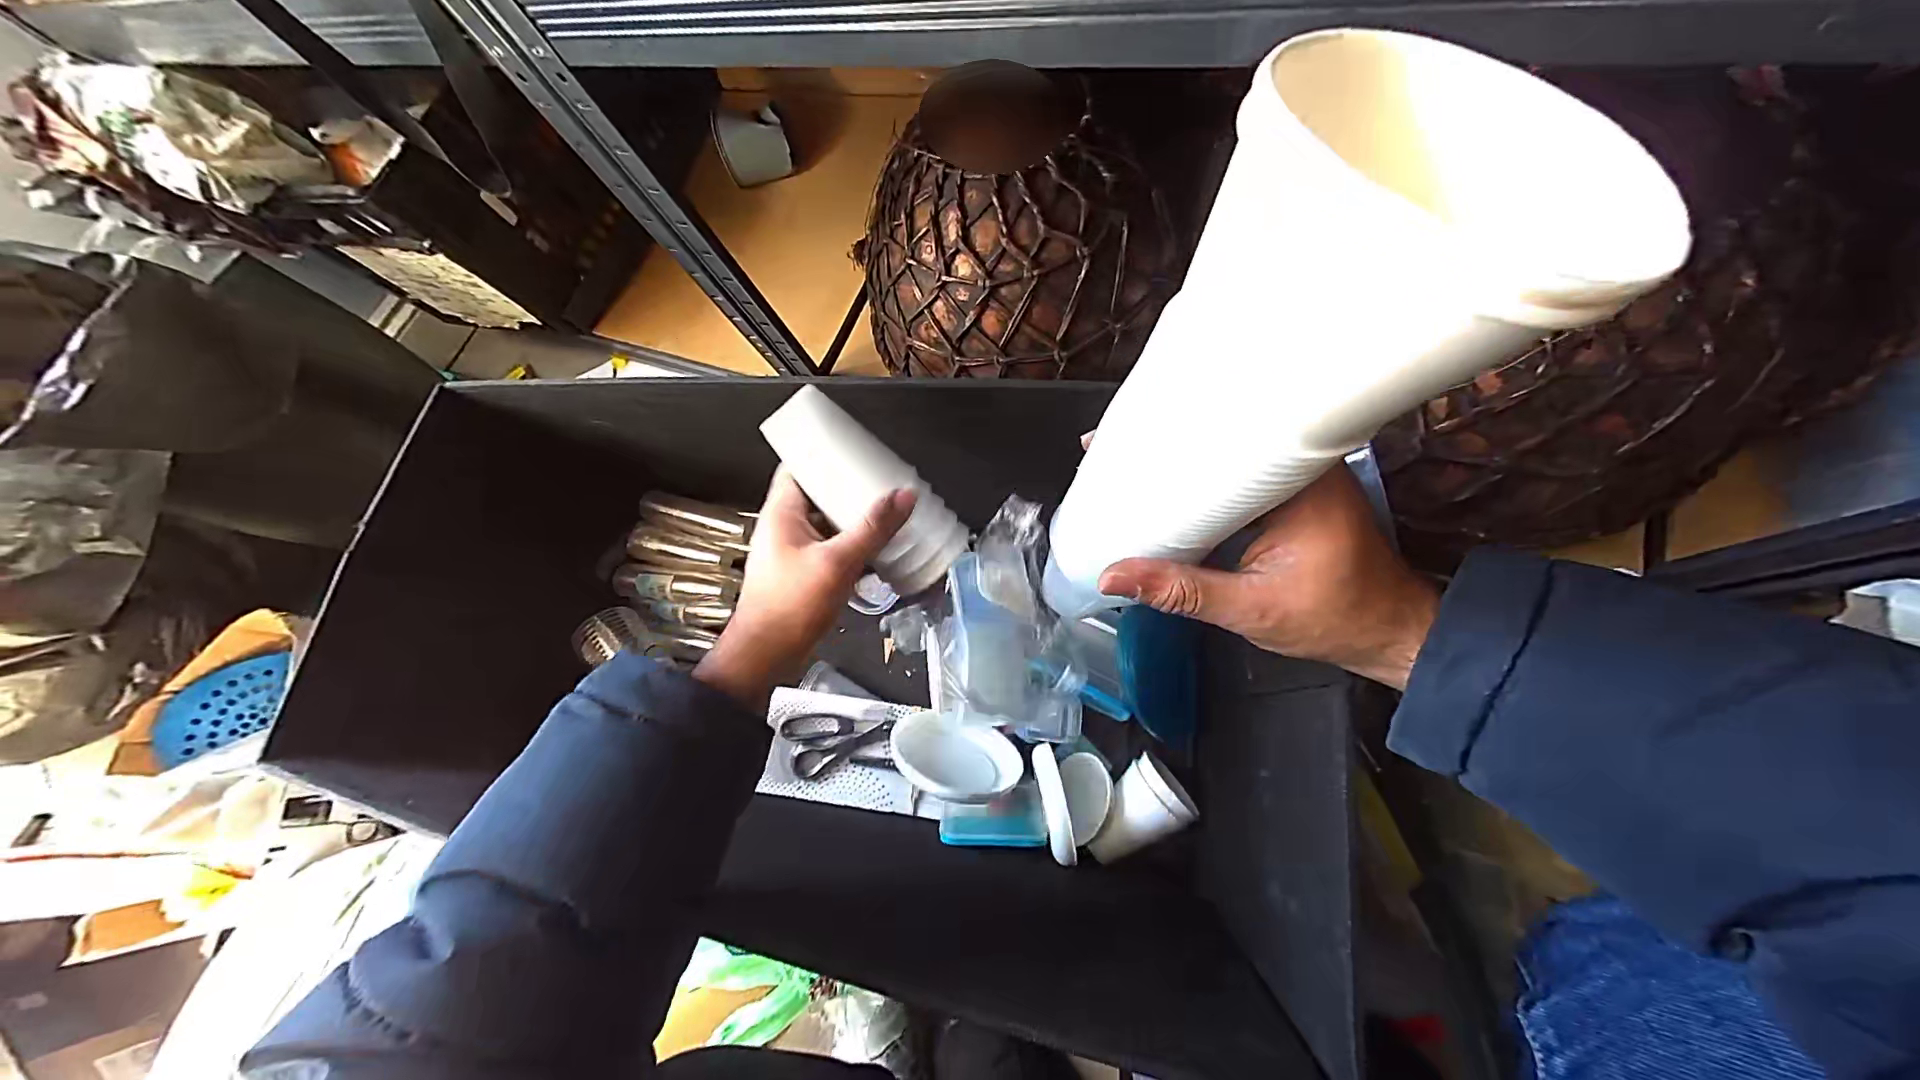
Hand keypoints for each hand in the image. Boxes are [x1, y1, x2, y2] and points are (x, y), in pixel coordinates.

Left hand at [694, 468, 915, 706]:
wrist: (767, 655)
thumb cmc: (786, 609)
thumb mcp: (838, 562)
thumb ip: (873, 529)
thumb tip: (901, 498)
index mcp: (781, 513)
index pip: (798, 466)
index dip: (823, 454)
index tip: (851, 451)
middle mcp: (783, 528)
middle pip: (818, 495)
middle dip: (849, 490)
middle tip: (877, 484)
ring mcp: (792, 551)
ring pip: (826, 524)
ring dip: (852, 521)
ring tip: (882, 516)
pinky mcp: (802, 573)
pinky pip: (830, 549)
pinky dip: (850, 547)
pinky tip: (873, 555)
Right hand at [1097, 466, 1439, 689]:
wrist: (1387, 630)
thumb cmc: (1338, 618)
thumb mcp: (1250, 609)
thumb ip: (1181, 592)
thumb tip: (1118, 578)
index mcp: (1298, 482)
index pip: (1220, 441)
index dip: (1164, 436)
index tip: (1118, 436)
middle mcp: (1301, 467)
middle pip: (1219, 439)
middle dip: (1163, 443)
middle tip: (1112, 450)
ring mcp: (1295, 477)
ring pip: (1225, 457)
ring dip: (1180, 462)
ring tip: (1130, 466)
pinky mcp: (1287, 492)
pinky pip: (1234, 476)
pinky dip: (1199, 482)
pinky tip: (1168, 492)